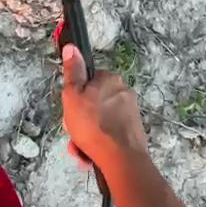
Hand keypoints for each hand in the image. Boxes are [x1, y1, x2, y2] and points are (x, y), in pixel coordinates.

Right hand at [60, 44, 146, 172]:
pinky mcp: (134, 133)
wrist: (121, 159)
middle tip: (74, 133)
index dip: (77, 96)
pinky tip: (91, 156)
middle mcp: (124, 92)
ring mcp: (131, 114)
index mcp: (110, 79)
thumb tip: (71, 47)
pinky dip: (100, 143)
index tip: (71, 110)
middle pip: (95, 103)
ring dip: (88, 135)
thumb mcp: (73, 94)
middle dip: (82, 120)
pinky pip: (111, 135)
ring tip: (80, 150)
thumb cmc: (93, 124)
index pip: (89, 81)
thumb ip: (72, 71)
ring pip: (102, 122)